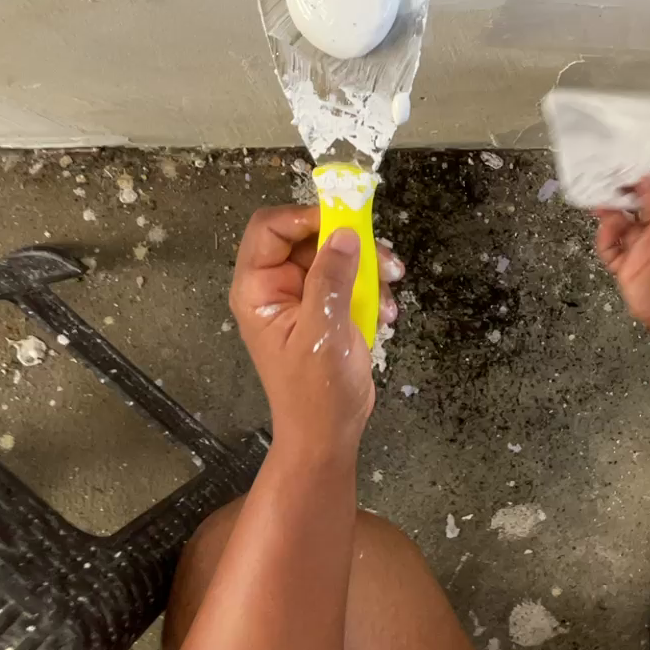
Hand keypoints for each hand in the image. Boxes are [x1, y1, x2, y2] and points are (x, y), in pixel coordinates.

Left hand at [229, 206, 403, 450]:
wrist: (330, 433)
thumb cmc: (316, 391)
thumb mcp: (324, 331)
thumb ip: (332, 278)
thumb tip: (346, 232)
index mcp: (258, 290)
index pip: (270, 228)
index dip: (305, 216)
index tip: (345, 220)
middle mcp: (277, 287)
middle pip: (309, 238)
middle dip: (349, 245)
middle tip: (385, 260)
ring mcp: (304, 298)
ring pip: (336, 256)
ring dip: (368, 269)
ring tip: (390, 292)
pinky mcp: (328, 308)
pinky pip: (350, 279)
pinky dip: (372, 290)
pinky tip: (386, 313)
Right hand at [594, 178, 649, 348]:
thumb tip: (646, 179)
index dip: (649, 178)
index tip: (631, 161)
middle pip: (638, 206)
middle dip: (624, 193)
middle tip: (607, 176)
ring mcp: (644, 250)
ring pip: (621, 225)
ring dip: (611, 212)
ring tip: (600, 201)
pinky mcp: (627, 268)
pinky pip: (611, 248)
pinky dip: (605, 238)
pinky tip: (606, 229)